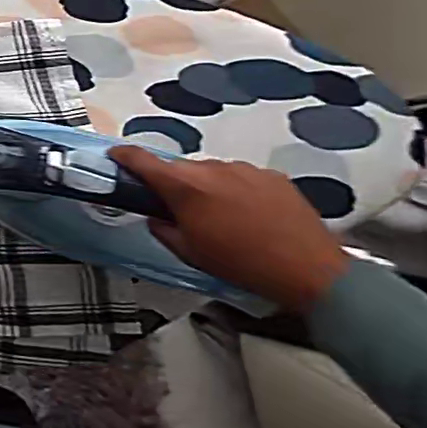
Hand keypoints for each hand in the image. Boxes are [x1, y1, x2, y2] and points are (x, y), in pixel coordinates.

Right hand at [110, 146, 351, 312]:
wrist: (311, 272)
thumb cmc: (241, 264)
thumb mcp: (189, 253)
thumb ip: (162, 229)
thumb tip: (156, 217)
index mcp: (183, 186)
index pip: (141, 159)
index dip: (123, 155)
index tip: (115, 156)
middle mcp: (210, 169)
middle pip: (179, 168)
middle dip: (173, 183)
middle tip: (178, 208)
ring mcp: (243, 169)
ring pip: (211, 172)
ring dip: (207, 187)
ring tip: (222, 216)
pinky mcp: (271, 176)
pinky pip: (241, 177)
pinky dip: (236, 190)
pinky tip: (250, 215)